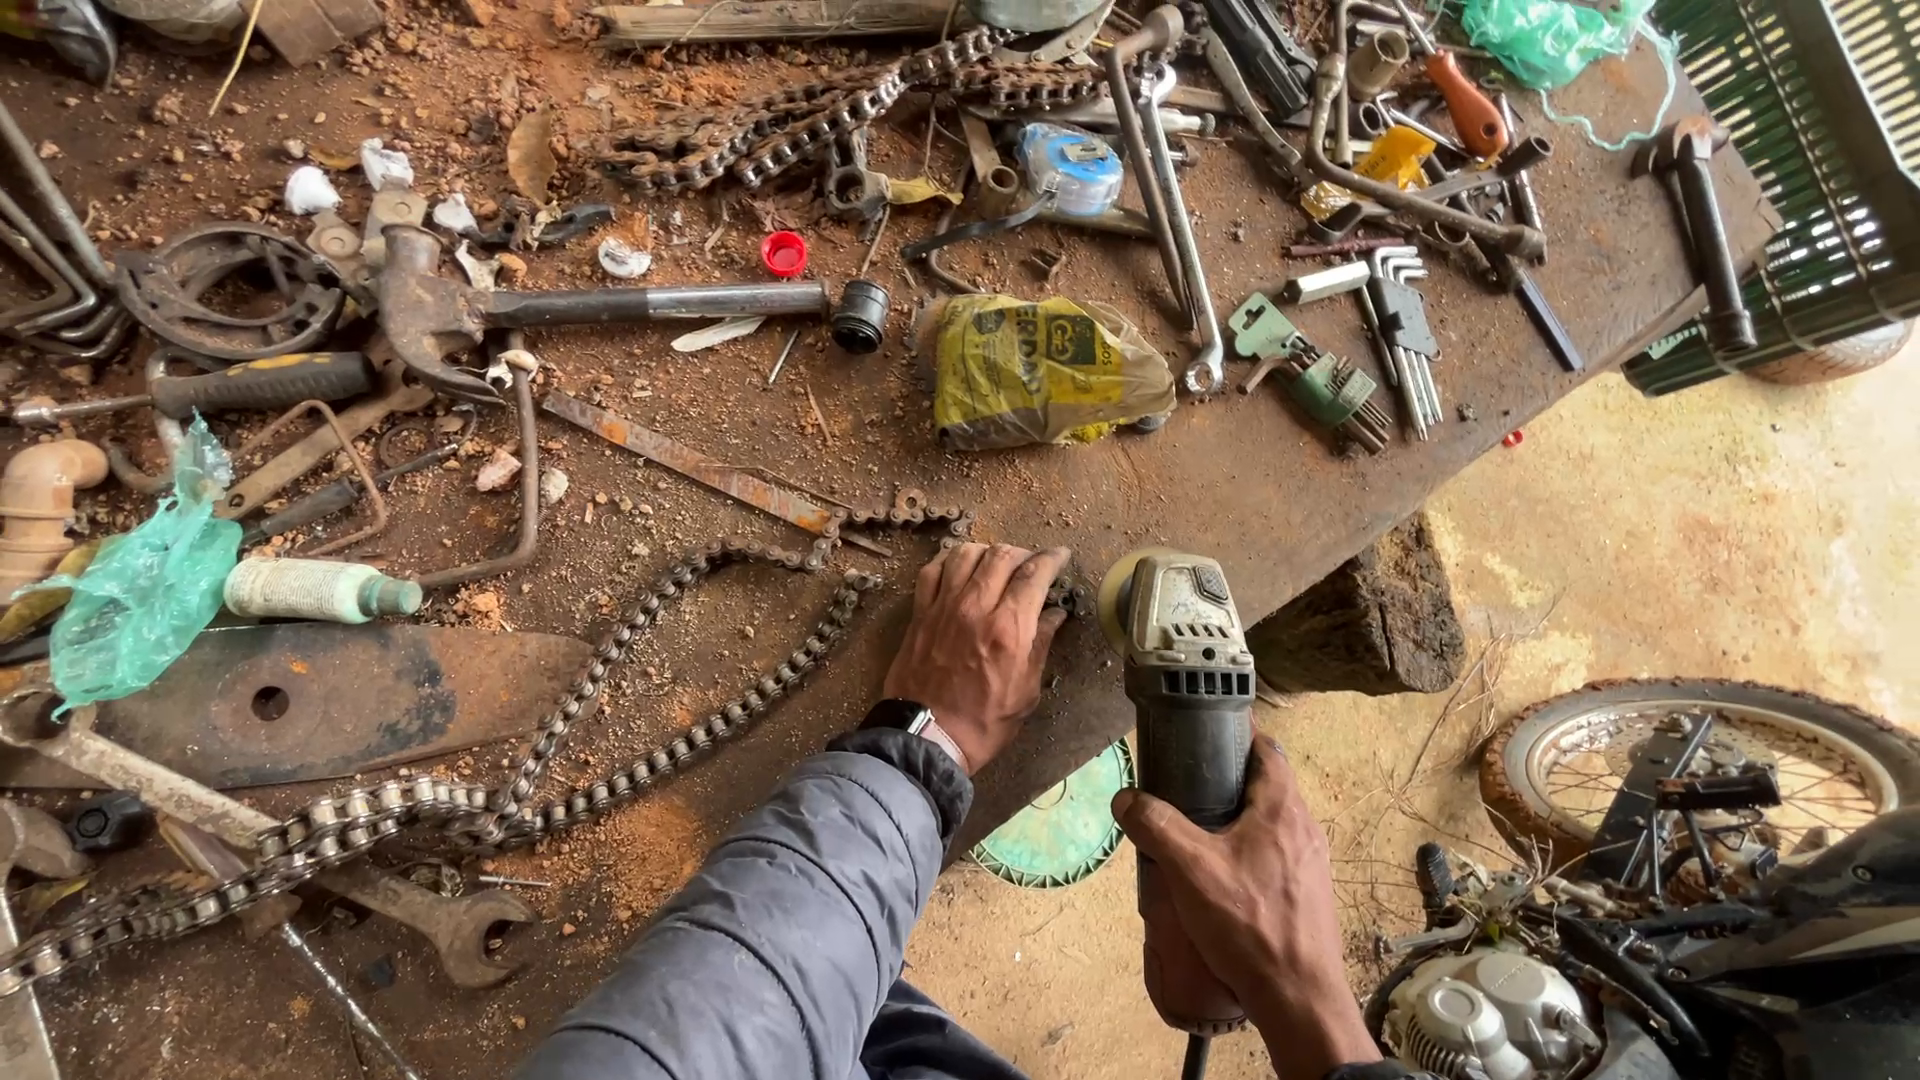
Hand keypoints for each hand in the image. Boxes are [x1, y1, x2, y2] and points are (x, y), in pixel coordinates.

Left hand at [881, 543, 1071, 774]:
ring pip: (966, 554)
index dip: (1052, 559)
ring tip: (996, 563)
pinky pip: (932, 570)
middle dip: (1023, 553)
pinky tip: (959, 568)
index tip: (1060, 556)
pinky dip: (949, 561)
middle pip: (1001, 555)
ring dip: (987, 552)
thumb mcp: (1026, 691)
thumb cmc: (984, 722)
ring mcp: (943, 607)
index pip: (1035, 574)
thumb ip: (1041, 645)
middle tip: (1031, 564)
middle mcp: (975, 607)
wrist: (928, 737)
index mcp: (1008, 628)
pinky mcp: (920, 613)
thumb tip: (1055, 614)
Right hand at [1111, 739, 1379, 1078]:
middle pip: (1269, 782)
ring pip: (1274, 819)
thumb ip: (1155, 825)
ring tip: (1200, 825)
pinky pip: (1279, 850)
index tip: (1204, 731)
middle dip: (1232, 775)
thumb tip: (1124, 798)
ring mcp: (1312, 862)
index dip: (1237, 732)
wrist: (1299, 999)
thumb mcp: (1190, 868)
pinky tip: (1225, 871)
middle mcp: (1304, 827)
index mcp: (1282, 808)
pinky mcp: (1310, 892)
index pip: (1266, 748)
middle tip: (1189, 780)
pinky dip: (1252, 845)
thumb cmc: (1248, 923)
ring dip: (1242, 812)